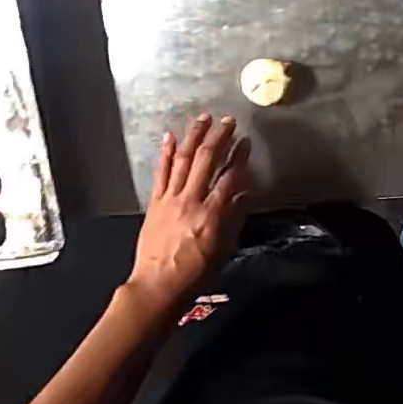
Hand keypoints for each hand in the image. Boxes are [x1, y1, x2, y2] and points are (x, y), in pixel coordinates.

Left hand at [127, 114, 249, 305]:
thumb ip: (234, 218)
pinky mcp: (155, 202)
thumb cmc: (195, 273)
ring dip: (194, 136)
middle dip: (219, 137)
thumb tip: (245, 192)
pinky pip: (161, 172)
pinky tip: (170, 136)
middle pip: (206, 160)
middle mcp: (191, 200)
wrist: (158, 284)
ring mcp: (170, 198)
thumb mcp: (223, 248)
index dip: (240, 157)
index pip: (230, 177)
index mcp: (212, 214)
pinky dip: (165, 153)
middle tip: (228, 120)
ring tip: (203, 118)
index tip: (246, 142)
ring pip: (183, 160)